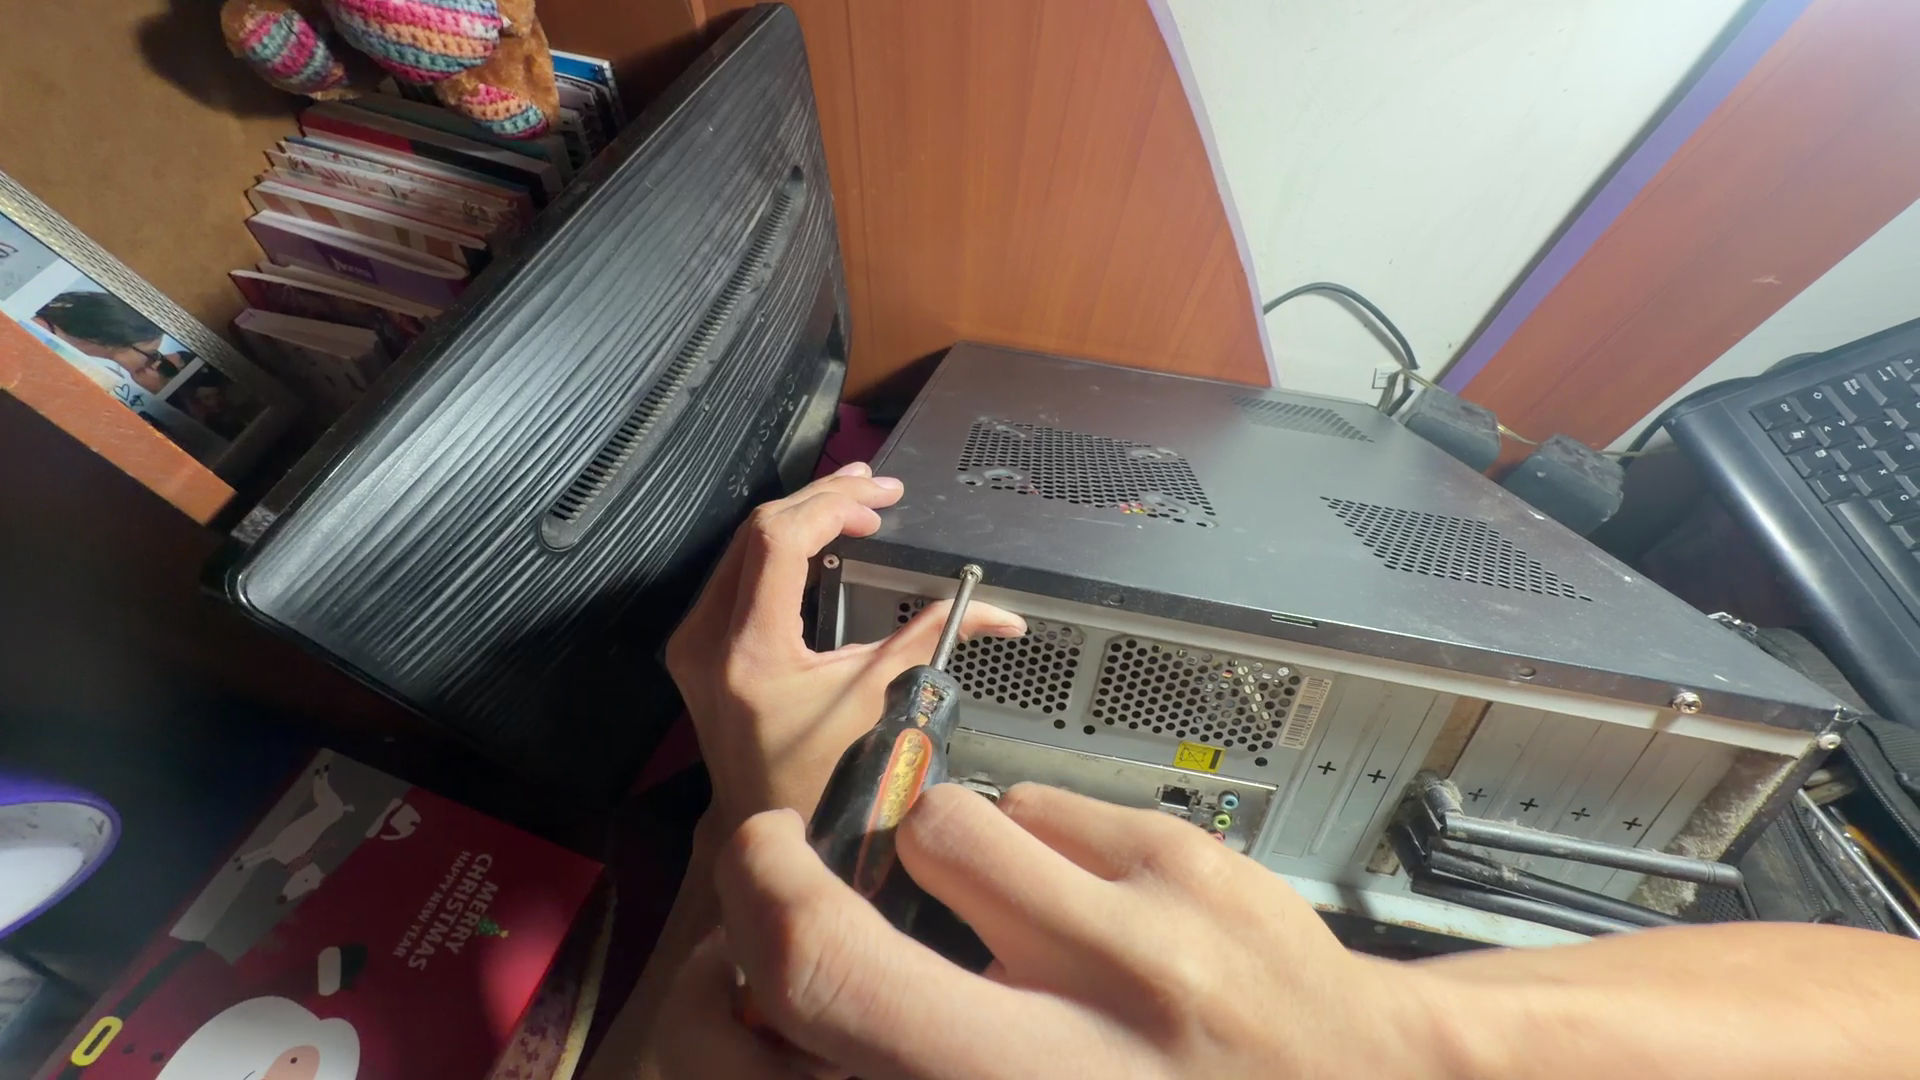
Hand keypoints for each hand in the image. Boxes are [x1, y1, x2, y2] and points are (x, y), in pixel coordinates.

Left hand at [665, 463, 1024, 830]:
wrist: (757, 816)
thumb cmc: (818, 776)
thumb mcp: (879, 702)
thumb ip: (932, 641)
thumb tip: (999, 614)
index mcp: (752, 654)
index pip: (778, 543)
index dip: (831, 506)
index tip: (879, 503)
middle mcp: (708, 638)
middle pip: (758, 530)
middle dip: (824, 498)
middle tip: (878, 490)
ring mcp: (694, 635)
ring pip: (744, 541)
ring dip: (803, 512)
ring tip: (856, 498)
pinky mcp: (698, 636)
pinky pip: (739, 564)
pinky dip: (783, 539)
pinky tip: (820, 530)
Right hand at [683, 783, 1456, 1079]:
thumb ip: (932, 1049)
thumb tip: (807, 1010)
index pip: (826, 1020)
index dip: (729, 982)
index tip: (727, 947)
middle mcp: (1073, 1055)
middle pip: (835, 946)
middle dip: (769, 881)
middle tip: (769, 860)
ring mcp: (1139, 942)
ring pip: (948, 824)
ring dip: (938, 844)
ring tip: (989, 892)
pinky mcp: (1185, 858)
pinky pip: (1042, 803)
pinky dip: (1033, 835)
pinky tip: (1082, 889)